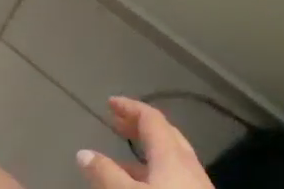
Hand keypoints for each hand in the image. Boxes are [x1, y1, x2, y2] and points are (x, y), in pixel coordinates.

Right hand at [76, 97, 213, 188]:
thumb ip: (106, 174)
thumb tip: (84, 153)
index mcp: (172, 157)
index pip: (152, 119)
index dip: (130, 107)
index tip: (109, 103)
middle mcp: (190, 168)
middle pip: (167, 135)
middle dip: (140, 126)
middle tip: (117, 123)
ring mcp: (199, 188)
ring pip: (173, 160)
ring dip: (147, 154)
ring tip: (122, 159)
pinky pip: (177, 179)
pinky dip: (156, 174)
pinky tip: (143, 188)